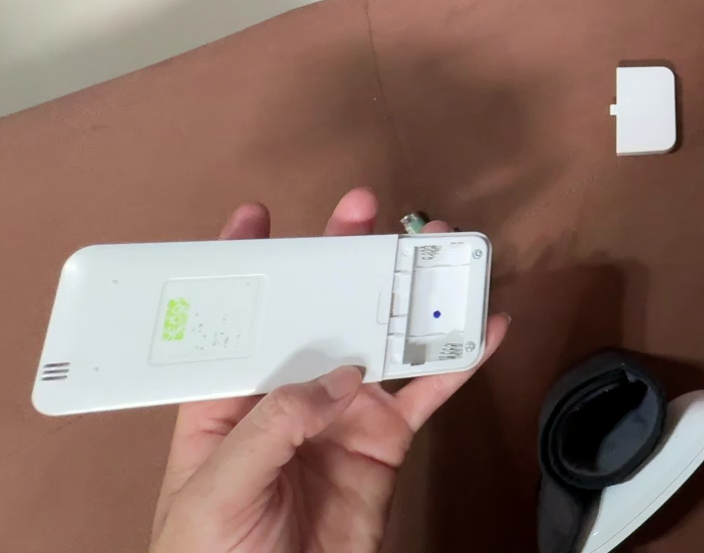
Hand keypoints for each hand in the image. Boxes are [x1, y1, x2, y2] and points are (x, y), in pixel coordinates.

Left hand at [150, 188, 512, 552]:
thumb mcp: (214, 495)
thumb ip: (272, 427)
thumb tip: (344, 375)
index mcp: (231, 402)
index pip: (236, 324)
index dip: (243, 271)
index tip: (256, 217)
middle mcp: (293, 391)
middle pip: (323, 309)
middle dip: (344, 257)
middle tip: (367, 208)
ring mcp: (347, 409)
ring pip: (386, 335)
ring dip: (414, 291)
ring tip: (442, 248)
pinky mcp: (390, 434)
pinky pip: (433, 387)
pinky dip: (464, 357)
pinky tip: (489, 326)